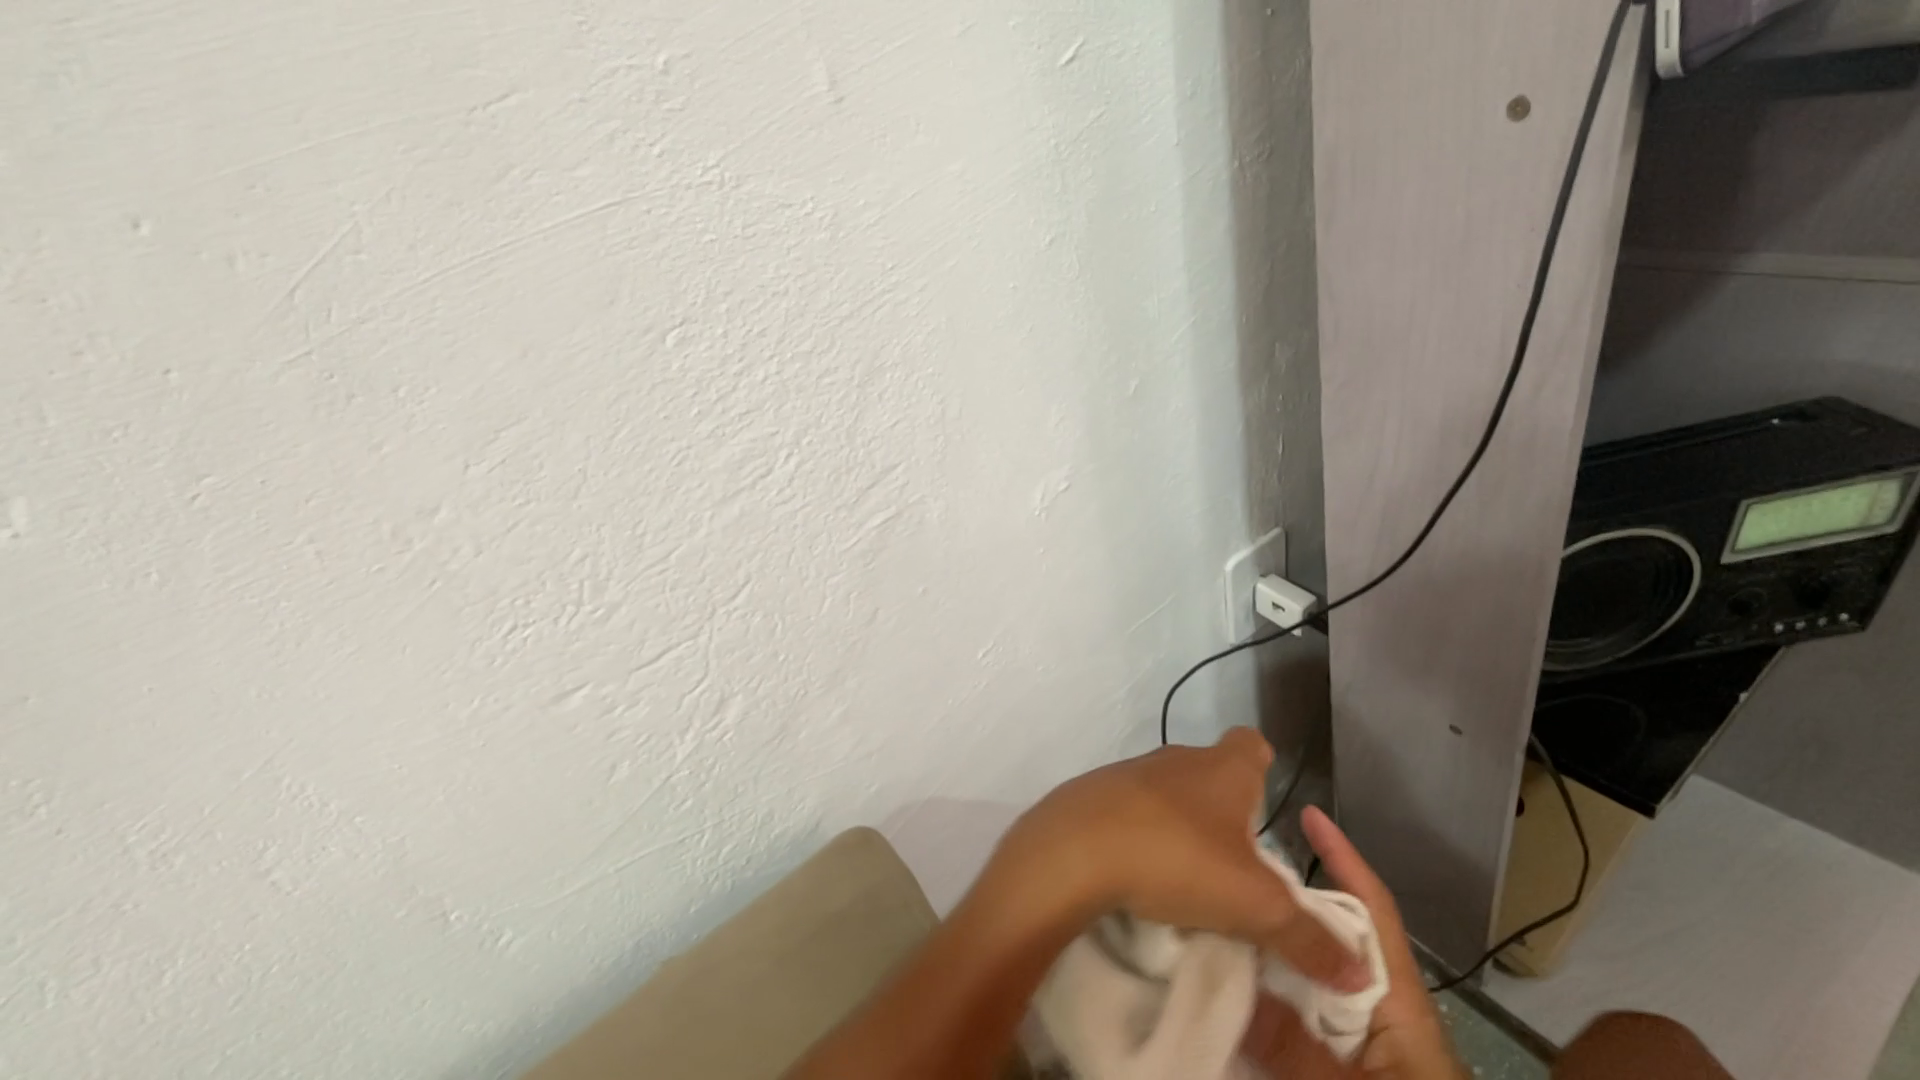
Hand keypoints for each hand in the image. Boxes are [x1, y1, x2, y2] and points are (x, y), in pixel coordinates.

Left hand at [985, 729, 1369, 991]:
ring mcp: (1126, 773)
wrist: (1072, 851)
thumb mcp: (1254, 906)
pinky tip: (1133, 874)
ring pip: (1163, 792)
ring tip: (1183, 874)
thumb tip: (1359, 972)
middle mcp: (1176, 758)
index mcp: (1223, 769)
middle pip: (1208, 770)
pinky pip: (1123, 811)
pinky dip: (1134, 835)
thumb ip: (1307, 937)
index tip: (1263, 801)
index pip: (1252, 743)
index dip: (1262, 766)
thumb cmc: (1176, 860)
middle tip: (1232, 858)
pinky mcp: (1088, 796)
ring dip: (1175, 823)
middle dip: (1221, 806)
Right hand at [1240, 806, 1465, 1079]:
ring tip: (1211, 921)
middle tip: (1225, 877)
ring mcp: (1353, 1039)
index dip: (1345, 860)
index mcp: (1398, 1004)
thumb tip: (1238, 988)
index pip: (1372, 913)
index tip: (1307, 815)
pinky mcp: (1331, 1063)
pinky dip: (1259, 995)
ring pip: (1302, 978)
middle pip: (1328, 939)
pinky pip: (1290, 1016)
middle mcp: (1374, 1009)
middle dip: (1281, 905)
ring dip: (1263, 950)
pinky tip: (1220, 989)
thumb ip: (1304, 1053)